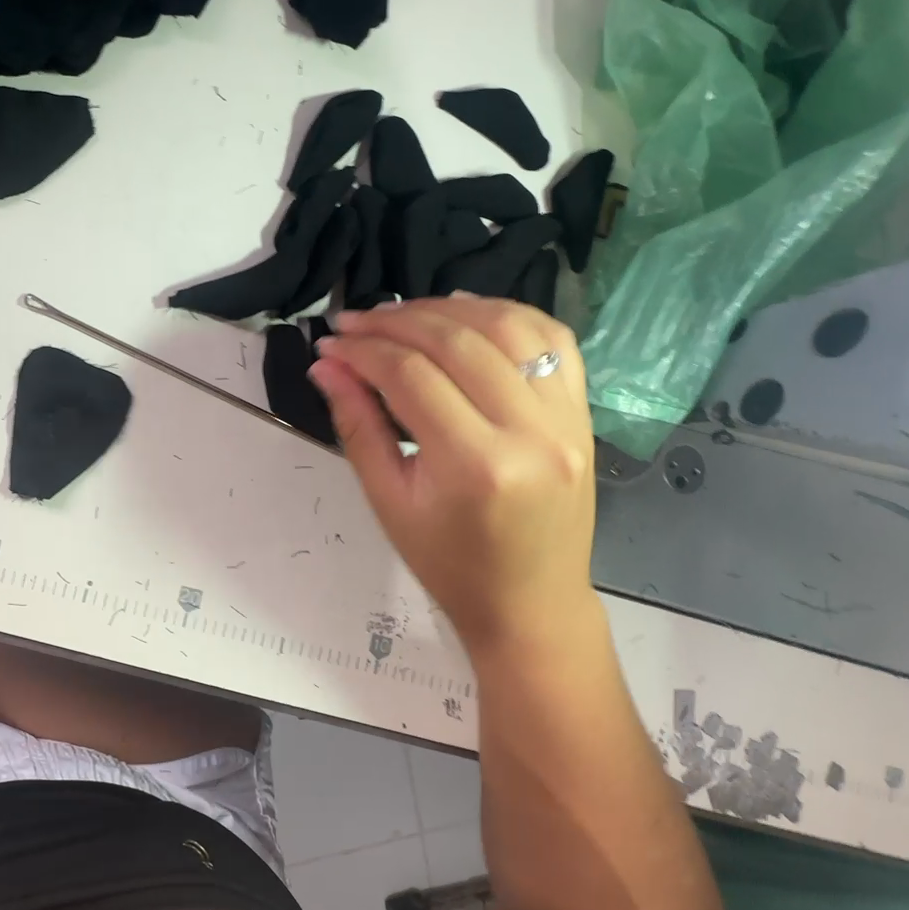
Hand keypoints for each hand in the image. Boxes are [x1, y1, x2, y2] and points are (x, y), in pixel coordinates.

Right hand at [307, 295, 596, 653]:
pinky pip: (552, 341)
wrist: (528, 600)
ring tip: (402, 313)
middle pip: (457, 342)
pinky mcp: (582, 414)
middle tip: (352, 321)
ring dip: (448, 309)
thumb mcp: (386, 499)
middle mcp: (529, 431)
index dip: (362, 350)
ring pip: (508, 328)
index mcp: (474, 464)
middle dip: (395, 321)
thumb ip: (357, 424)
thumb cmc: (447, 561)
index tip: (328, 342)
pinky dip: (506, 316)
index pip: (410, 375)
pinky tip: (465, 316)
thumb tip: (326, 364)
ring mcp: (566, 419)